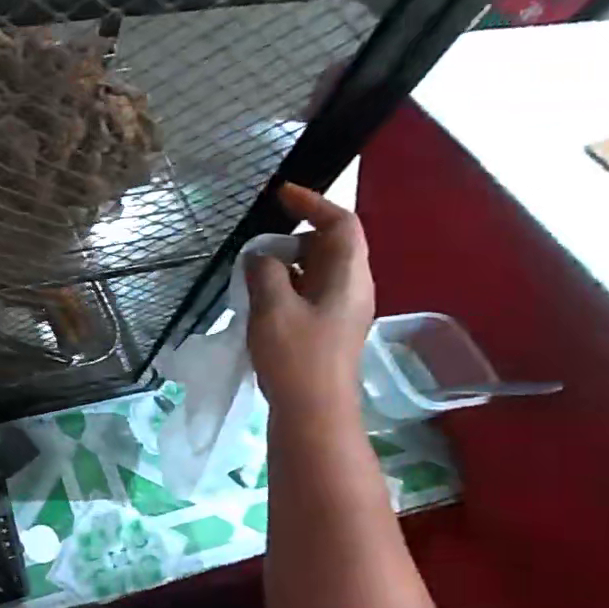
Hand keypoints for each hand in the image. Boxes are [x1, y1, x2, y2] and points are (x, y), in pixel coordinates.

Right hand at [245, 183, 374, 414]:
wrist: (314, 412)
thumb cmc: (296, 358)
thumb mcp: (272, 309)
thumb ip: (265, 273)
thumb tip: (260, 256)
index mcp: (348, 277)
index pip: (341, 224)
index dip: (314, 203)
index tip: (281, 195)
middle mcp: (352, 288)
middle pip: (333, 245)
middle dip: (298, 233)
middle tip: (261, 237)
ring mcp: (341, 309)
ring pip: (319, 269)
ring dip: (289, 260)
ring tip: (255, 266)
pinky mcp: (327, 327)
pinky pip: (310, 290)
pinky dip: (287, 282)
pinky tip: (261, 295)